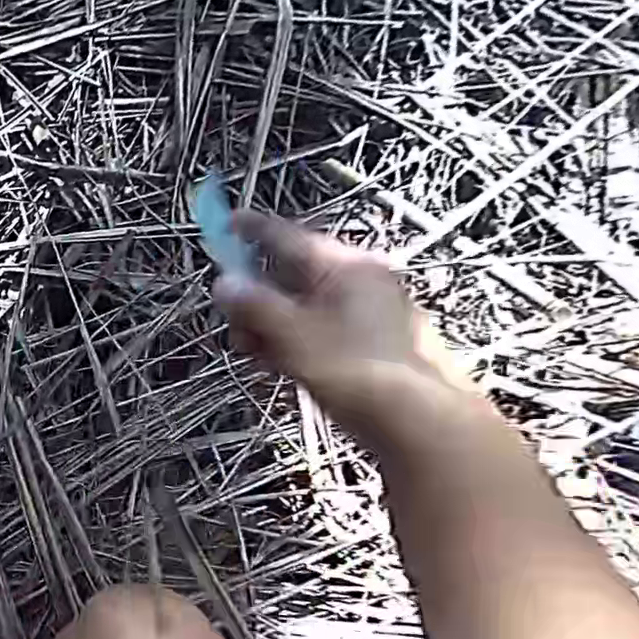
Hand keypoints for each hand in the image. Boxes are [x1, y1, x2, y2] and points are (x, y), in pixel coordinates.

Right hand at [214, 212, 445, 441]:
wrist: (416, 418)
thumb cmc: (353, 368)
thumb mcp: (292, 335)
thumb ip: (254, 306)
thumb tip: (222, 282)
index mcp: (345, 268)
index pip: (289, 239)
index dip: (253, 231)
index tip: (226, 221)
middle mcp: (357, 281)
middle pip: (286, 277)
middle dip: (253, 301)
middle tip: (238, 332)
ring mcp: (362, 310)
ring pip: (294, 307)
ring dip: (266, 326)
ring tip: (260, 357)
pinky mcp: (362, 337)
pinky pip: (311, 327)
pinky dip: (287, 340)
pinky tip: (280, 365)